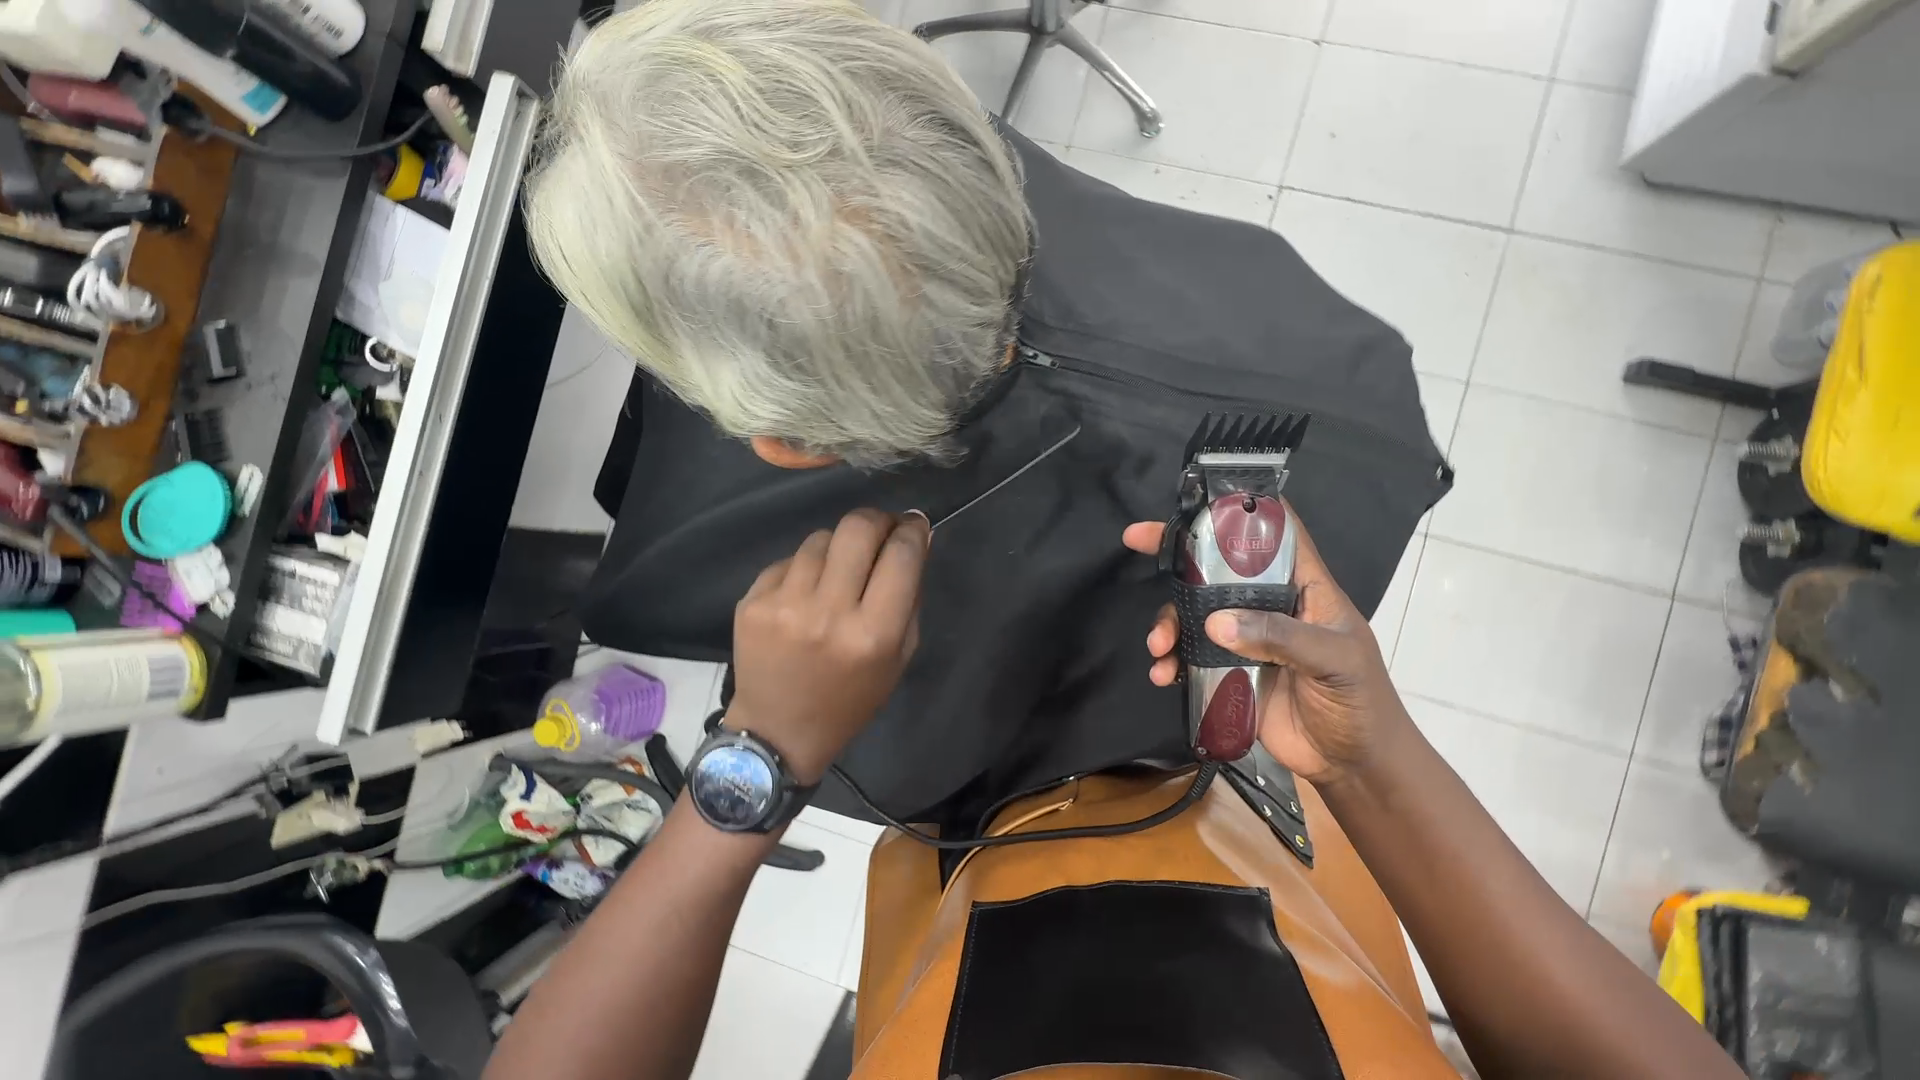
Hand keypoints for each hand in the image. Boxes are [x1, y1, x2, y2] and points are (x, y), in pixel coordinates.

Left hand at [727, 509, 930, 785]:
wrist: (778, 730)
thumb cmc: (850, 700)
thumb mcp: (898, 658)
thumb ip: (909, 598)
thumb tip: (914, 540)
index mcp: (873, 634)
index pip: (900, 555)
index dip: (912, 529)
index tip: (913, 524)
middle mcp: (828, 613)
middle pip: (857, 528)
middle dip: (877, 520)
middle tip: (881, 530)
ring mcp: (784, 605)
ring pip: (820, 538)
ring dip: (839, 546)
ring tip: (840, 569)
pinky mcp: (752, 602)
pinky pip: (789, 560)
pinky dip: (804, 568)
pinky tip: (806, 593)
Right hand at [1122, 506, 1409, 786]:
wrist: (1351, 764)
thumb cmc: (1360, 701)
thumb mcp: (1333, 659)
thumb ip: (1280, 636)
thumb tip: (1216, 622)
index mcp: (1305, 588)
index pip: (1274, 534)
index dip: (1238, 510)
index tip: (1196, 499)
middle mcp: (1269, 605)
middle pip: (1217, 568)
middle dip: (1175, 555)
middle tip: (1136, 539)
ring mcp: (1245, 639)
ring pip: (1195, 613)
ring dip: (1169, 623)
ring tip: (1158, 646)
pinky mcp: (1228, 673)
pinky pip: (1190, 657)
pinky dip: (1171, 662)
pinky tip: (1164, 675)